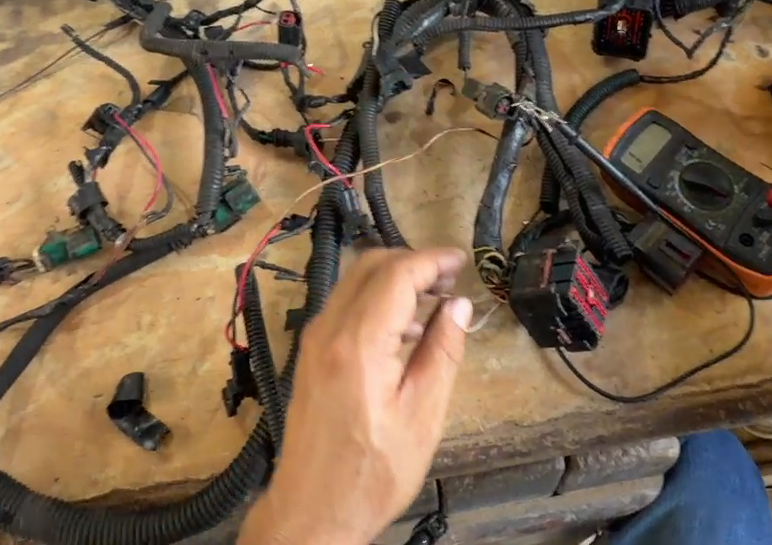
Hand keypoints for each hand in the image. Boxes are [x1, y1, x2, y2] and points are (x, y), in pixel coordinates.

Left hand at [238, 248, 471, 544]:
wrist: (310, 512)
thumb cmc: (372, 473)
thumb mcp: (422, 417)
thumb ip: (442, 353)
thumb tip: (459, 305)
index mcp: (358, 343)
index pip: (397, 274)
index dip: (432, 260)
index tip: (461, 262)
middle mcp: (329, 329)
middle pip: (371, 265)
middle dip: (414, 261)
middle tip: (450, 279)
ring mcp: (315, 338)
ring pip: (355, 279)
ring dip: (395, 276)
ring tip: (434, 300)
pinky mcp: (311, 351)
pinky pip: (345, 302)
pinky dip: (377, 296)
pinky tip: (404, 327)